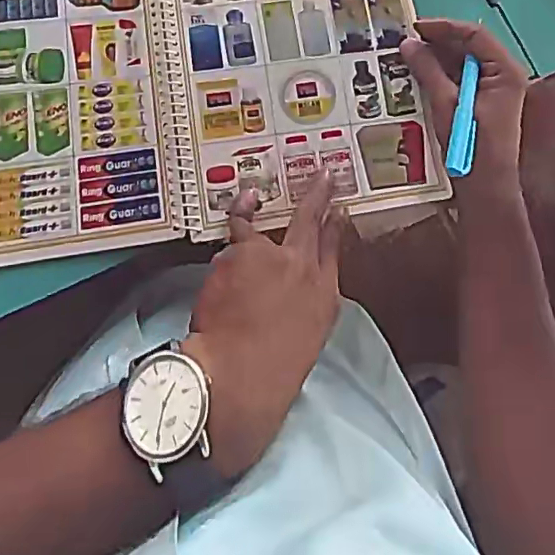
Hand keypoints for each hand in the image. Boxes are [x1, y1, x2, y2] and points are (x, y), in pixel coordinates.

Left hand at [181, 172, 344, 477]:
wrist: (238, 377)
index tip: (339, 209)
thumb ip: (304, 302)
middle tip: (323, 176)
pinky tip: (216, 272)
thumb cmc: (271, 370)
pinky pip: (229, 242)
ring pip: (256, 224)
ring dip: (249, 210)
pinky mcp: (238, 253)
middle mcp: (302, 269)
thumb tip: (296, 283)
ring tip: (247, 200)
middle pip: (310, 220)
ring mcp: (270, 256)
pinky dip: (222, 251)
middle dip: (317, 194)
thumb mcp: (304, 336)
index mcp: (323, 294)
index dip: (335, 225)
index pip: (333, 247)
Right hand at [397, 18, 527, 196]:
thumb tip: (407, 43)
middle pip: (470, 47)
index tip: (415, 28)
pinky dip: (441, 74)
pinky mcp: (484, 104)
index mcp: (505, 71)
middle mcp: (504, 76)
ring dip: (437, 58)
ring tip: (407, 57)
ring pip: (463, 63)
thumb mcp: (445, 103)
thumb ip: (427, 69)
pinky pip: (461, 79)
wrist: (486, 189)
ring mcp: (495, 91)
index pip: (474, 35)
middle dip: (438, 42)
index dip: (443, 27)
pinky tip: (419, 75)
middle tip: (406, 42)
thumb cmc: (471, 144)